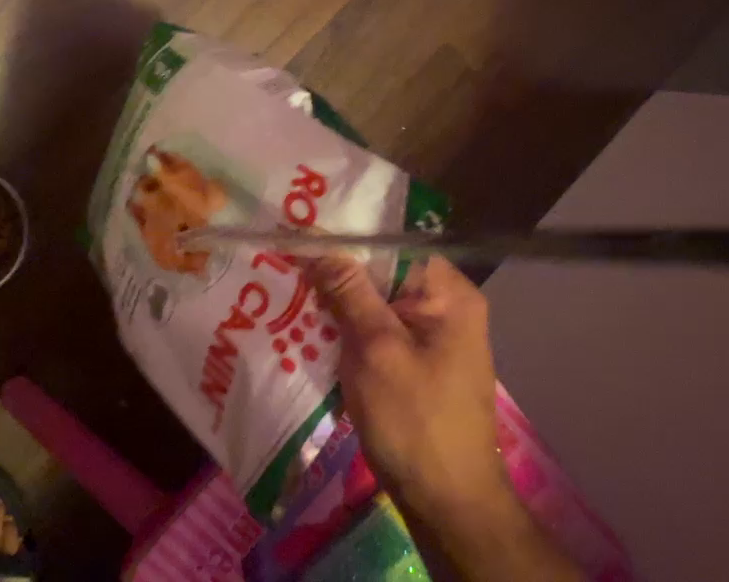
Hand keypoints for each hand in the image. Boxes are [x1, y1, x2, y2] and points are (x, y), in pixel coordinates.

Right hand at [306, 253, 509, 520]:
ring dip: (331, 300)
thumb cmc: (414, 418)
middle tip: (280, 259)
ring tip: (281, 288)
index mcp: (448, 294)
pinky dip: (340, 327)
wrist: (444, 499)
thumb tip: (319, 243)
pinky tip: (302, 326)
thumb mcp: (376, 348)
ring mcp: (427, 335)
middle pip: (379, 269)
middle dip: (332, 268)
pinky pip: (370, 327)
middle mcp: (443, 306)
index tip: (298, 229)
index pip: (392, 241)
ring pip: (369, 299)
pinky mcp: (410, 360)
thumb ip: (349, 290)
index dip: (345, 234)